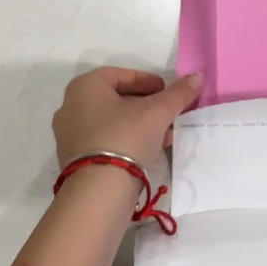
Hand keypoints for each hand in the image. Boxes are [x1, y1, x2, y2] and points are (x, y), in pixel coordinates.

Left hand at [53, 68, 202, 168]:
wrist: (99, 191)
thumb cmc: (126, 137)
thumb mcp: (158, 112)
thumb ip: (178, 93)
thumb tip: (197, 77)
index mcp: (84, 87)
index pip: (120, 74)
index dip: (147, 81)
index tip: (166, 91)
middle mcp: (70, 106)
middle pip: (116, 99)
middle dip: (147, 106)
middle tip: (169, 114)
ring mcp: (69, 135)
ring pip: (111, 122)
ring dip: (139, 125)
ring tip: (165, 135)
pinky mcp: (74, 160)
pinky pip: (104, 141)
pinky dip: (126, 141)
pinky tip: (148, 152)